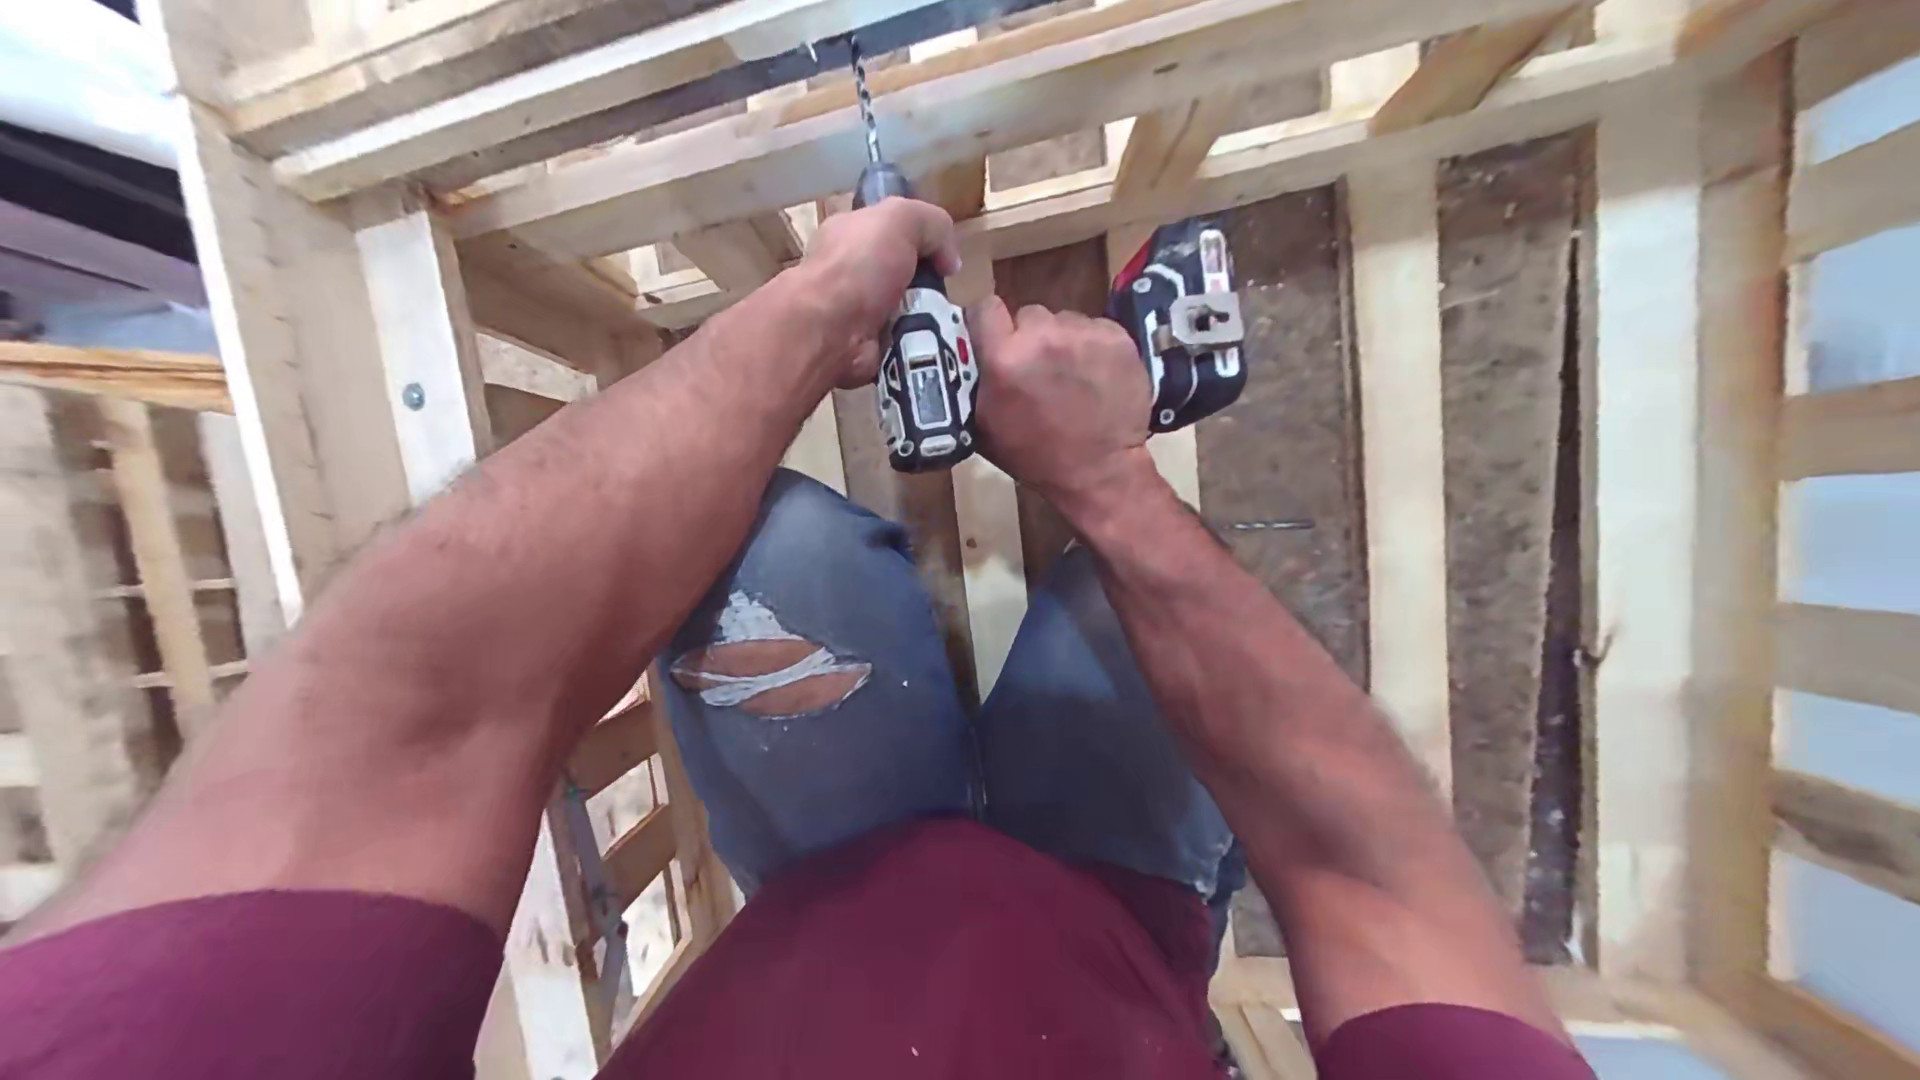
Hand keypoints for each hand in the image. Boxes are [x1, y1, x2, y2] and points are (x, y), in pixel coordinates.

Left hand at [800, 197, 961, 387]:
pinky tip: (932, 340)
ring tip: (944, 320)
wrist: (831, 329)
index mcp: (851, 235)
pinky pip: (905, 342)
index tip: (942, 257)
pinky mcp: (869, 348)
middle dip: (929, 284)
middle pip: (905, 276)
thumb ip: (932, 223)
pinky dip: (921, 342)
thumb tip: (951, 262)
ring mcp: (859, 314)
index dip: (920, 240)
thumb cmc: (859, 266)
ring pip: (910, 312)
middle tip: (945, 292)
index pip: (890, 232)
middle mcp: (852, 273)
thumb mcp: (900, 219)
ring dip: (929, 317)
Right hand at [970, 296, 1154, 512]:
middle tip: (1036, 368)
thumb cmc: (1035, 456)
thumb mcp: (984, 426)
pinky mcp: (1117, 337)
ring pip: (1064, 321)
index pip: (985, 308)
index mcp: (1004, 357)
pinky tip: (1094, 374)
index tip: (995, 339)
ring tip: (1069, 375)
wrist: (1099, 471)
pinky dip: (1092, 347)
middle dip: (1028, 337)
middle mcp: (1043, 335)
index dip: (988, 324)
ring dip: (1062, 341)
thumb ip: (973, 382)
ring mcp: (1084, 334)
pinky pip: (1095, 329)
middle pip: (1028, 315)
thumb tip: (967, 355)